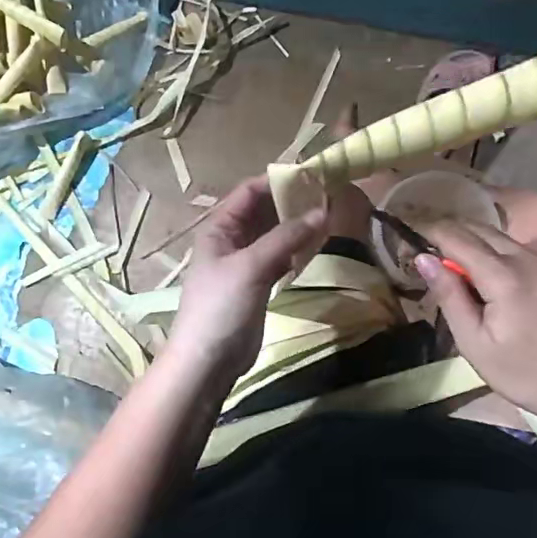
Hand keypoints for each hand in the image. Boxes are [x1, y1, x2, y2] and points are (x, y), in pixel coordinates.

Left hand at [166, 177, 327, 381]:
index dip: (277, 181)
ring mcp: (244, 264)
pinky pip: (278, 258)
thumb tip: (323, 211)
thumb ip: (285, 238)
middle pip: (262, 212)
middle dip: (292, 203)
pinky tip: (316, 247)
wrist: (207, 362)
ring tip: (329, 217)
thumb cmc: (220, 308)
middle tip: (329, 196)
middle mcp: (230, 241)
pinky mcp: (256, 285)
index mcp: (218, 229)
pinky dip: (295, 251)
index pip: (248, 193)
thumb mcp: (251, 267)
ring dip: (296, 227)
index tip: (313, 175)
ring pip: (273, 236)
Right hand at [417, 222, 536, 453]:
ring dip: (468, 238)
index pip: (457, 238)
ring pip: (497, 236)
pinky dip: (488, 249)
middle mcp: (525, 259)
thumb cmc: (524, 373)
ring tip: (442, 256)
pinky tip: (476, 270)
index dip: (429, 231)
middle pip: (478, 229)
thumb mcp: (474, 342)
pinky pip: (513, 248)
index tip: (405, 232)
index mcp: (503, 277)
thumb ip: (449, 296)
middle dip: (447, 230)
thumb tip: (424, 259)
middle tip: (419, 243)